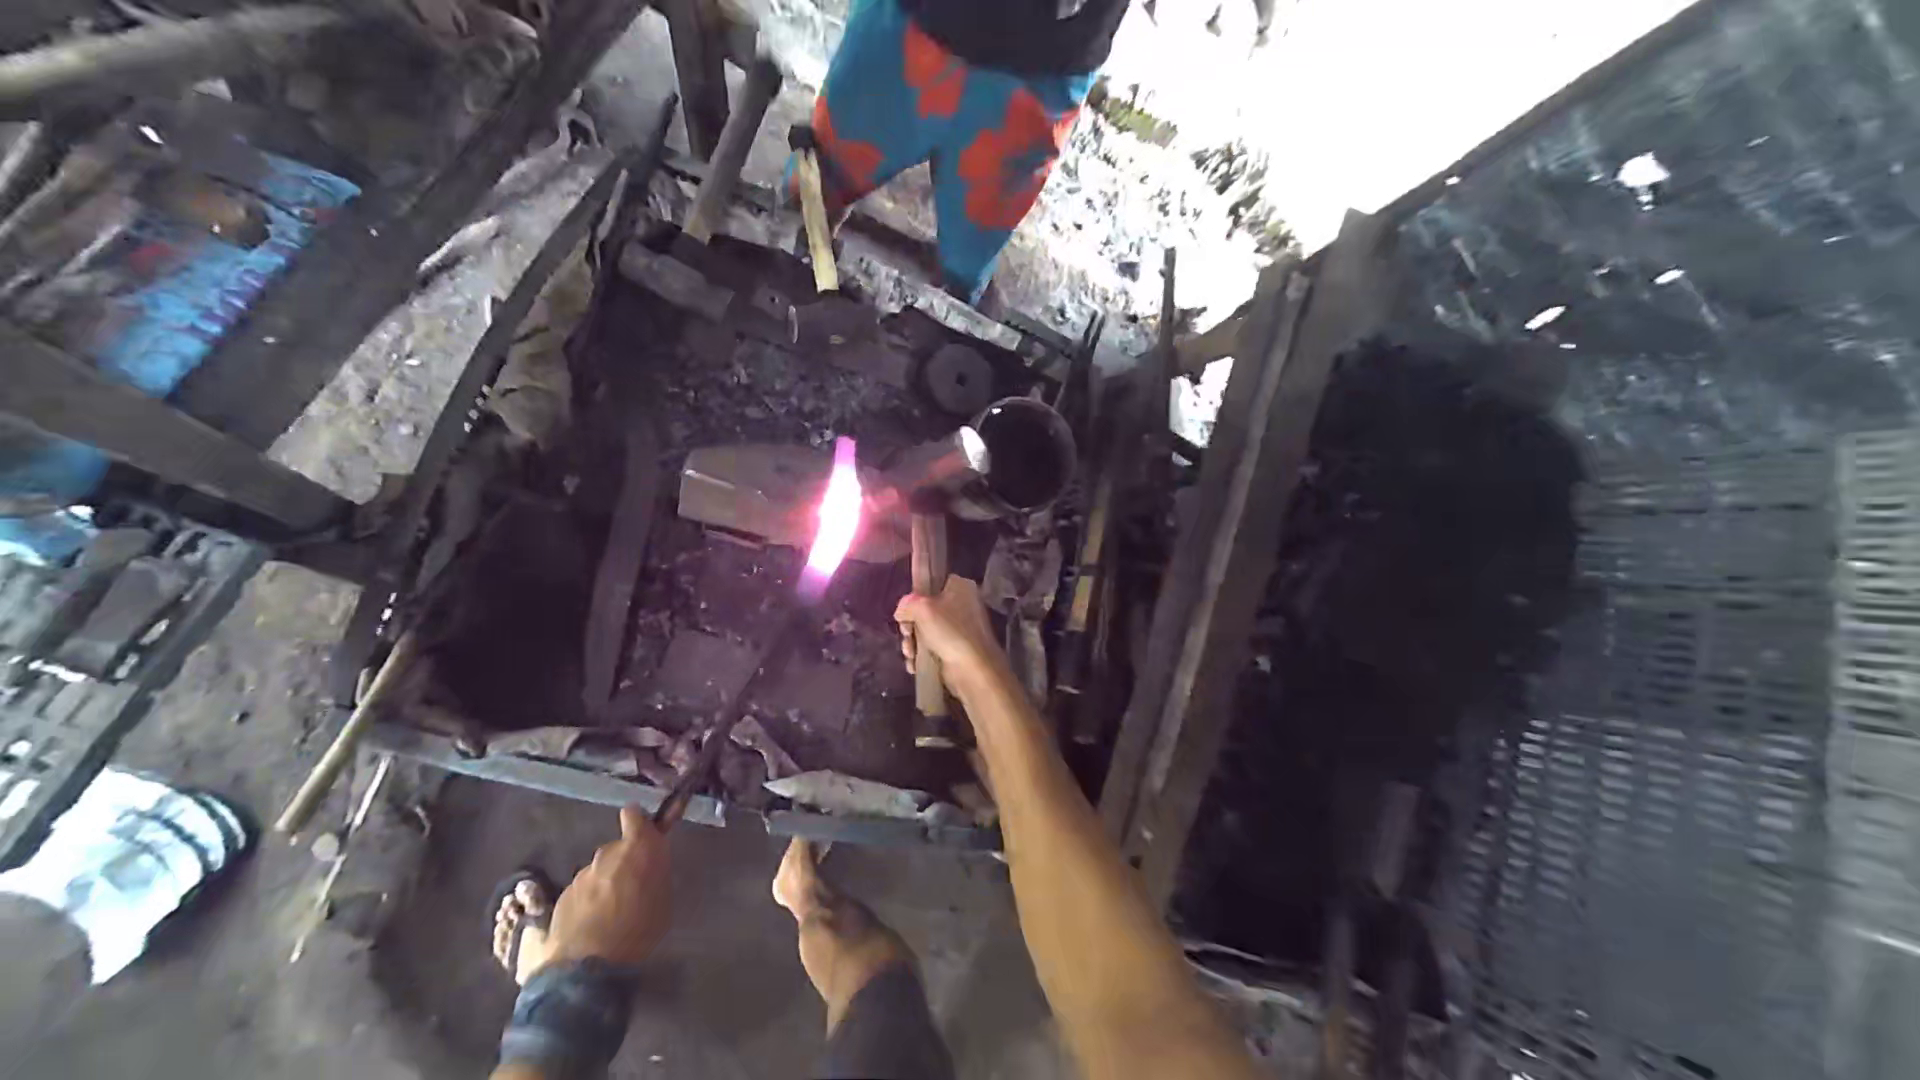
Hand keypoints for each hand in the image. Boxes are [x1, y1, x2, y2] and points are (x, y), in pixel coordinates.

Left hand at [540, 806, 671, 971]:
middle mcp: (608, 853)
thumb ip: (656, 871)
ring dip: (604, 884)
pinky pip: (581, 891)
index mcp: (639, 848)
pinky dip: (587, 902)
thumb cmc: (639, 929)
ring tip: (609, 914)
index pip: (634, 815)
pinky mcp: (562, 896)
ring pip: (598, 872)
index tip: (643, 835)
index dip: (637, 821)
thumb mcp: (663, 897)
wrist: (589, 966)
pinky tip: (591, 926)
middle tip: (631, 888)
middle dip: (623, 862)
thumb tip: (649, 862)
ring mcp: (582, 874)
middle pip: (616, 849)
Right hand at [894, 577, 1006, 693]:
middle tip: (908, 633)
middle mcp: (961, 605)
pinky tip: (915, 665)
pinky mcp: (954, 649)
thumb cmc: (950, 631)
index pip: (931, 583)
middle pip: (924, 609)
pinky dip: (920, 656)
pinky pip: (930, 647)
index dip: (915, 596)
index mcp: (960, 587)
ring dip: (912, 643)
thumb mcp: (923, 608)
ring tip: (911, 654)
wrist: (973, 670)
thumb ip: (907, 603)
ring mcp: (959, 629)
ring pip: (924, 631)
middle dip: (910, 625)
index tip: (906, 610)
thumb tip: (902, 611)